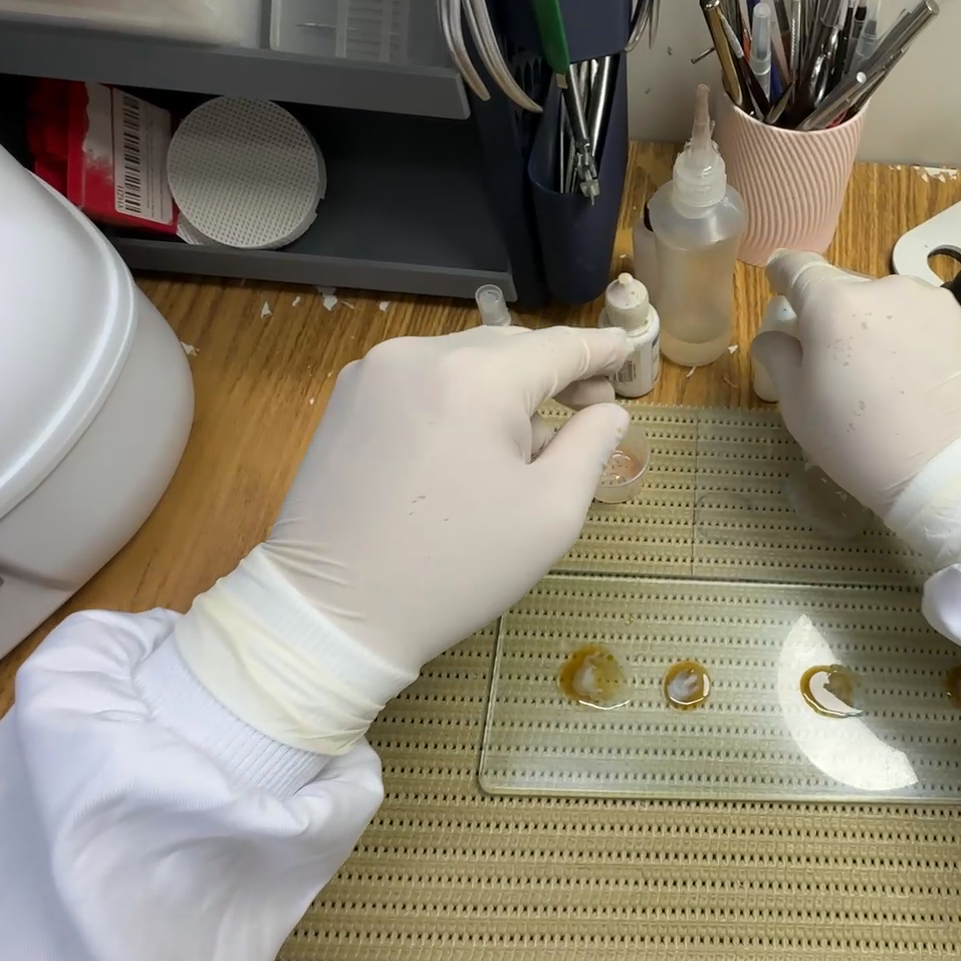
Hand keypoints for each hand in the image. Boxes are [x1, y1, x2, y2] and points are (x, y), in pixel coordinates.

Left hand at [175, 326, 631, 752]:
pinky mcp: (349, 398)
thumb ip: (591, 448)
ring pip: (467, 360)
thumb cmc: (457, 567)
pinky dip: (463, 396)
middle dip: (556, 372)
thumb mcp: (550, 514)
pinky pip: (427, 378)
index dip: (600, 349)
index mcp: (476, 379)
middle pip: (511, 348)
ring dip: (508, 387)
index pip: (558, 347)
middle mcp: (421, 355)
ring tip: (530, 440)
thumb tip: (610, 412)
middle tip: (591, 405)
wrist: (333, 613)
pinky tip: (472, 443)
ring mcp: (376, 372)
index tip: (628, 349)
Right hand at [752, 251, 960, 565]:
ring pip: (882, 301)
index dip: (782, 274)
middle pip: (841, 287)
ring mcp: (925, 300)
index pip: (796, 267)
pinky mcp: (958, 319)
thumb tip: (775, 338)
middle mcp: (880, 288)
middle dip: (829, 313)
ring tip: (877, 373)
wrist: (947, 467)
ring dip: (870, 323)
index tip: (779, 288)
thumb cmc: (858, 441)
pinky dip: (905, 334)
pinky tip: (910, 374)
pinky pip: (917, 316)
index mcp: (832, 305)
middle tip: (830, 358)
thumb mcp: (798, 407)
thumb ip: (779, 357)